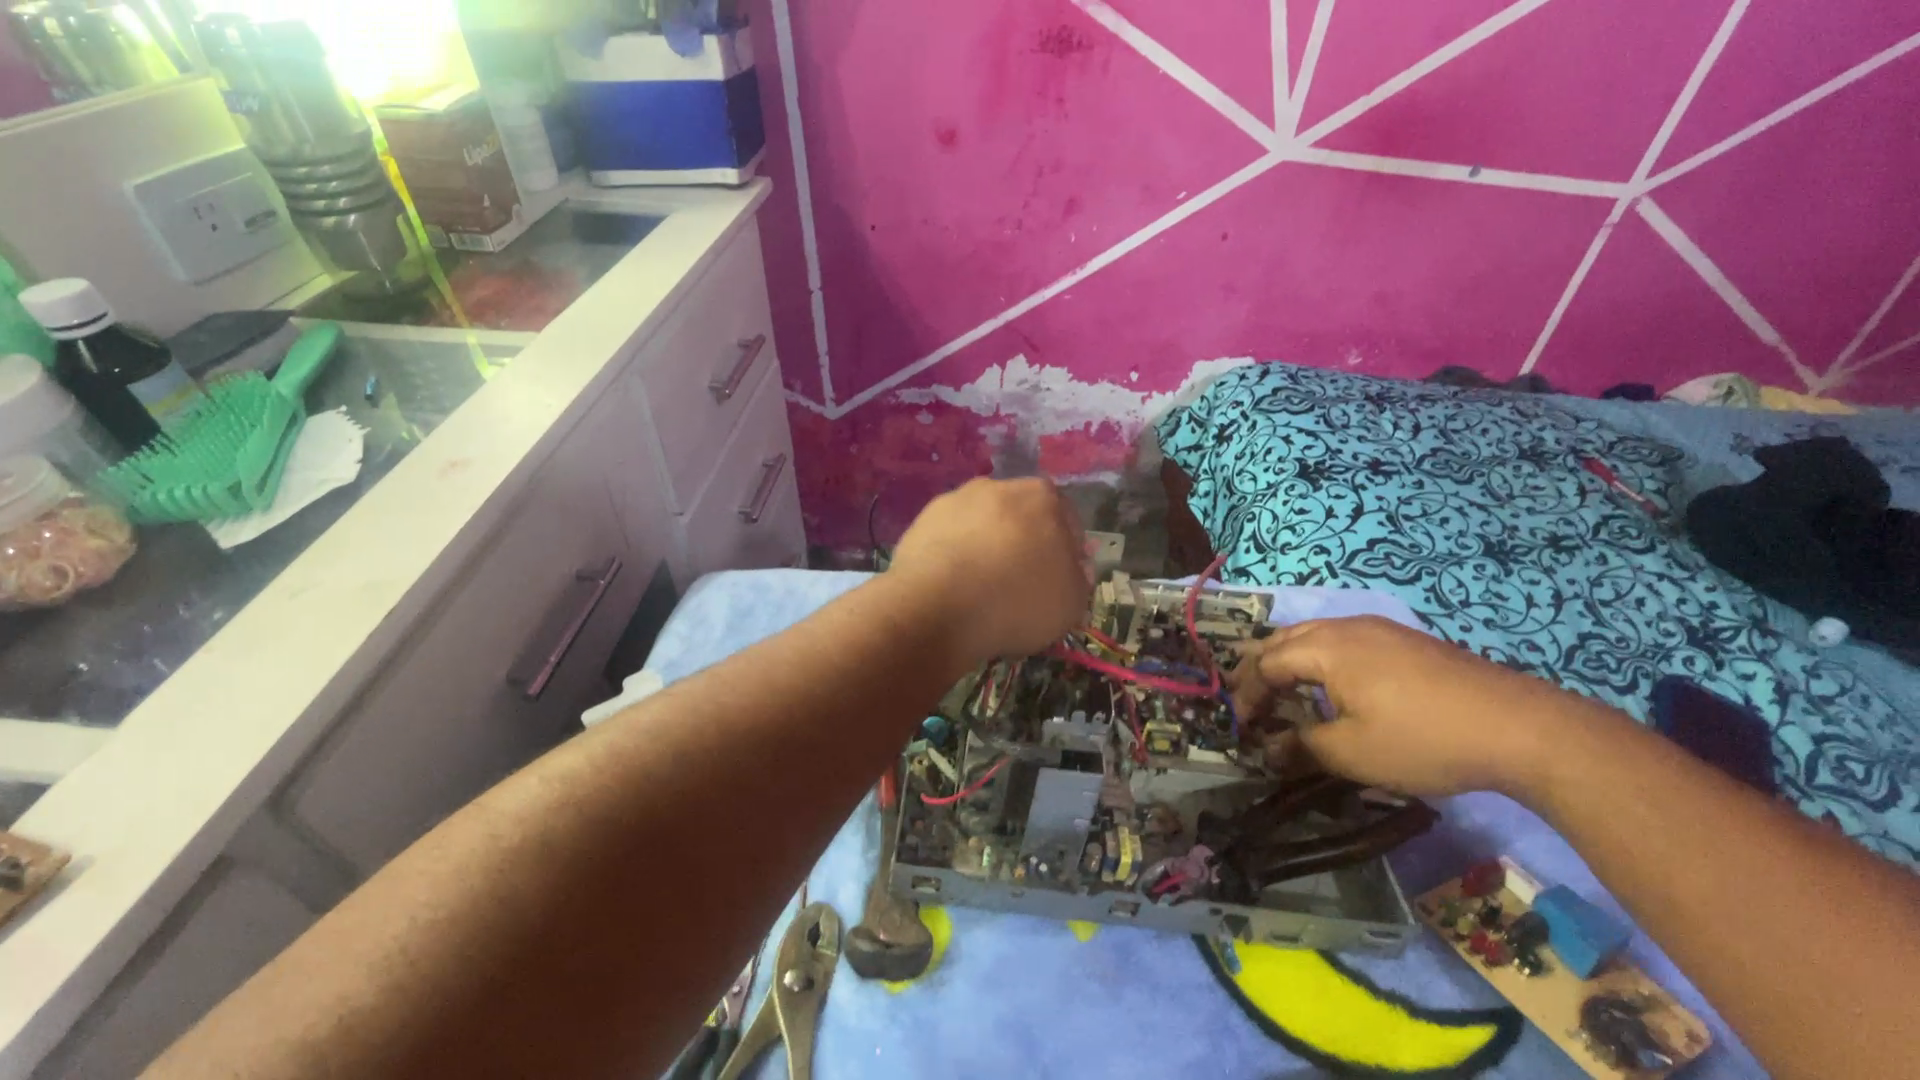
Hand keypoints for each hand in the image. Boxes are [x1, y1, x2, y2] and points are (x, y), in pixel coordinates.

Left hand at [889, 477, 1090, 662]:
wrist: (938, 607)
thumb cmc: (1017, 600)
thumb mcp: (1071, 602)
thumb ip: (1079, 579)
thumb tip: (1072, 568)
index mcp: (1043, 496)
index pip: (1066, 522)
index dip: (1065, 555)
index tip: (1056, 583)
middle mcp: (998, 486)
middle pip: (1020, 519)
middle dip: (1022, 546)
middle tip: (1018, 586)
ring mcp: (954, 500)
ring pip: (981, 527)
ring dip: (984, 549)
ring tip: (980, 590)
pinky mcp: (920, 521)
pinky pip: (948, 541)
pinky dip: (953, 559)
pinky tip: (952, 588)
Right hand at [1230, 616, 1608, 797]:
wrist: (1519, 728)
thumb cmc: (1422, 740)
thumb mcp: (1351, 753)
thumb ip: (1301, 747)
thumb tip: (1270, 749)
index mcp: (1325, 647)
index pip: (1265, 663)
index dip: (1246, 695)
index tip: (1241, 728)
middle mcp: (1348, 626)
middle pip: (1286, 640)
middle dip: (1262, 671)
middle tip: (1253, 706)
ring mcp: (1383, 630)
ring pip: (1318, 637)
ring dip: (1294, 664)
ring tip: (1289, 697)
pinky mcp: (1409, 642)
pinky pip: (1347, 642)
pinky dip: (1325, 662)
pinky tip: (1339, 691)